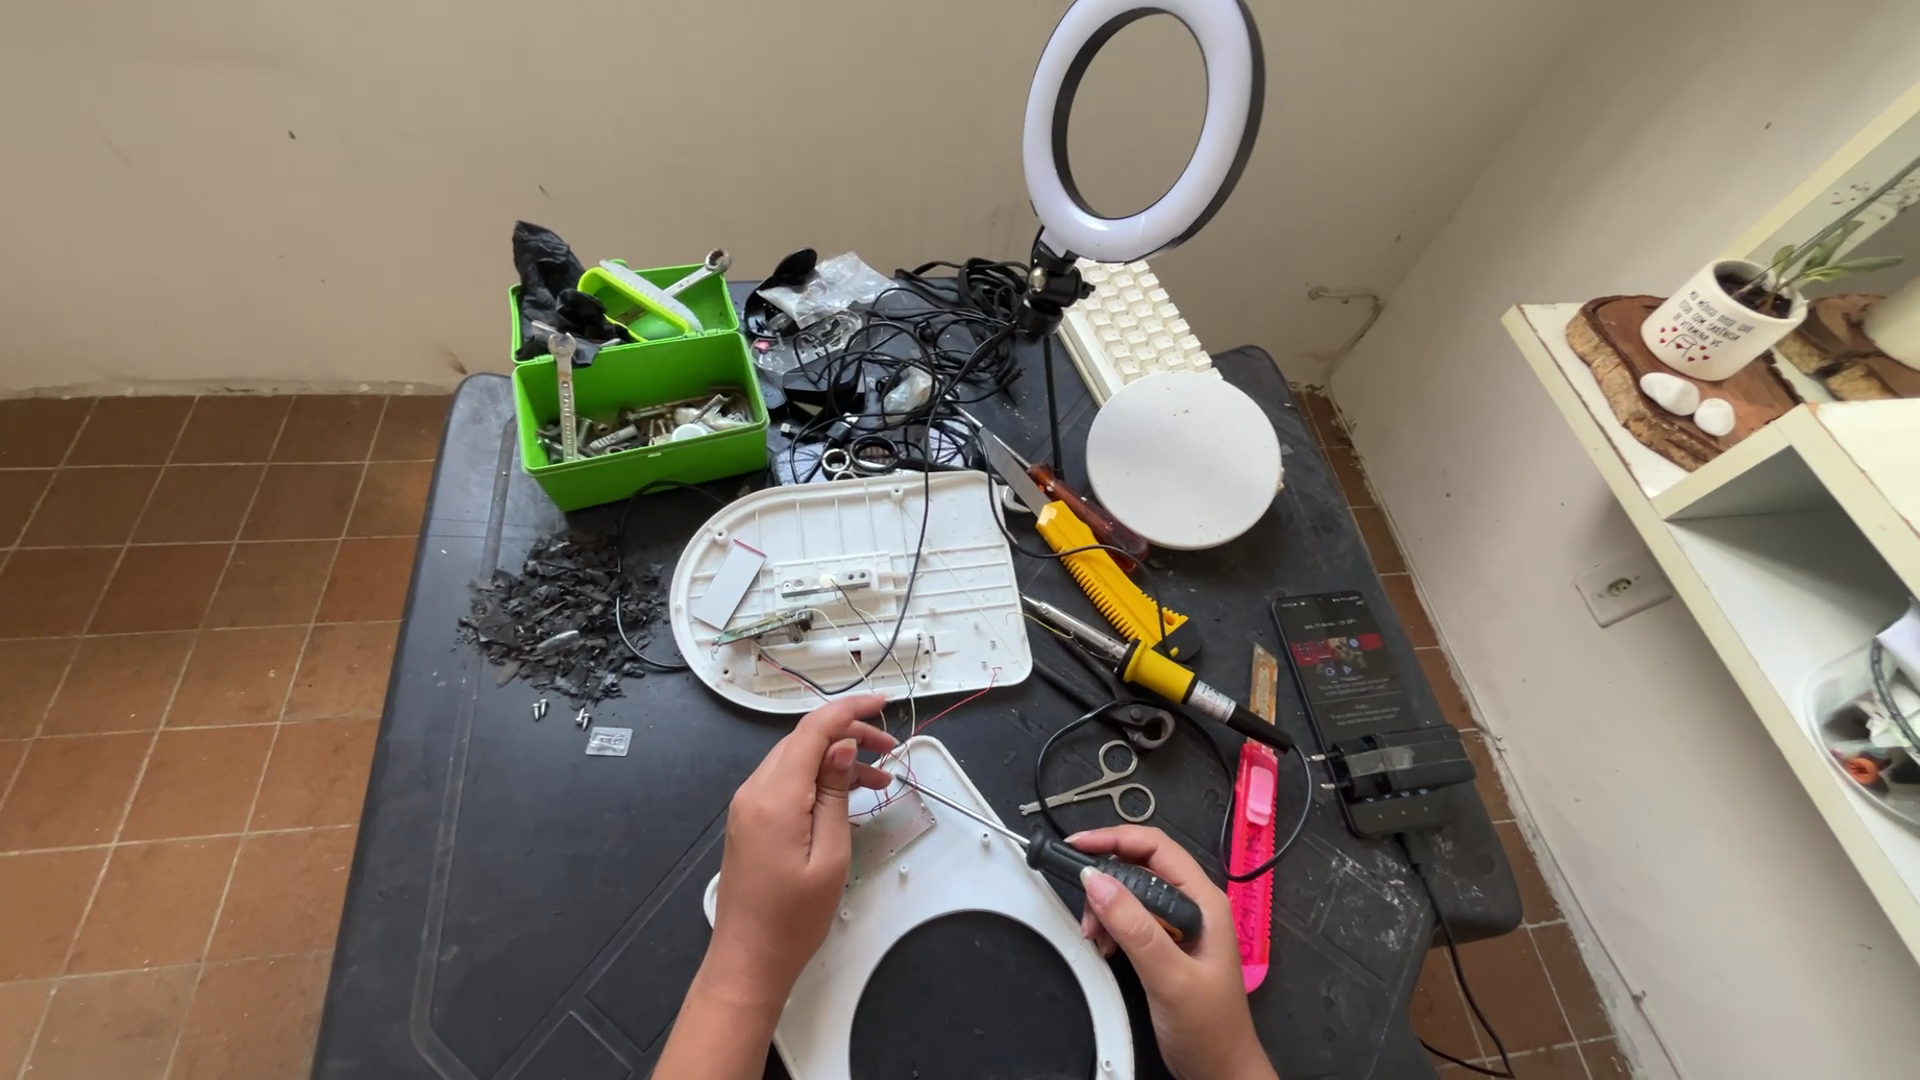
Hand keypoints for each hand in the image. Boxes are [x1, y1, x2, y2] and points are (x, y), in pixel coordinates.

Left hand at [707, 694, 897, 1004]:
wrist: (747, 961)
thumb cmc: (793, 918)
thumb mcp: (830, 854)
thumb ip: (834, 793)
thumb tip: (842, 745)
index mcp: (775, 796)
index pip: (814, 730)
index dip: (850, 709)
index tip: (883, 702)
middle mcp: (755, 791)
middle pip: (805, 739)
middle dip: (849, 733)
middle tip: (889, 748)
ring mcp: (749, 804)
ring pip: (798, 758)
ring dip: (837, 757)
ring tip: (879, 777)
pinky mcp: (751, 818)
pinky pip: (788, 780)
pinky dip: (820, 778)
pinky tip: (849, 793)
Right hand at [1073, 826, 1275, 1079]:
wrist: (1222, 1074)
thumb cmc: (1210, 1030)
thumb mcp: (1169, 977)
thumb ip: (1134, 927)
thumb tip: (1096, 880)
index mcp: (1203, 899)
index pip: (1154, 847)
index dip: (1114, 839)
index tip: (1078, 845)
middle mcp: (1191, 903)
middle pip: (1139, 864)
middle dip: (1105, 877)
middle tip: (1082, 898)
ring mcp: (1178, 922)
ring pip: (1130, 890)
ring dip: (1105, 905)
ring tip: (1094, 933)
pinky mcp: (1165, 940)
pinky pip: (1129, 915)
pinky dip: (1110, 924)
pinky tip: (1105, 944)